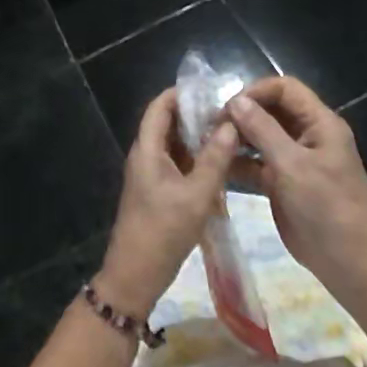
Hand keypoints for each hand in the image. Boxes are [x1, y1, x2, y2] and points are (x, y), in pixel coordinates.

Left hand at [97, 89, 240, 317]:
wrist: (135, 276)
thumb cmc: (163, 231)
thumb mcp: (196, 195)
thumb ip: (215, 158)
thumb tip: (231, 124)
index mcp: (147, 150)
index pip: (160, 106)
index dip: (183, 93)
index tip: (214, 90)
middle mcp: (146, 156)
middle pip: (168, 123)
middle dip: (196, 115)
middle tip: (231, 113)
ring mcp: (150, 175)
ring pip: (175, 145)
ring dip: (198, 138)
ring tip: (231, 134)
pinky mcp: (157, 192)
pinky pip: (177, 164)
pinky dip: (196, 159)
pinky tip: (220, 163)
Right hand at [226, 77, 366, 297]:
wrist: (351, 262)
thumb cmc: (327, 208)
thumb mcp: (293, 165)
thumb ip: (263, 130)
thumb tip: (235, 100)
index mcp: (319, 123)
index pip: (285, 89)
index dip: (256, 91)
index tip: (226, 106)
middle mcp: (307, 136)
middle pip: (271, 111)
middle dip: (242, 114)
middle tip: (209, 126)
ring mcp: (295, 162)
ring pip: (262, 139)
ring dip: (237, 139)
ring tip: (207, 145)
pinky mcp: (283, 185)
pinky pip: (258, 166)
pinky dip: (239, 164)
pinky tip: (216, 166)